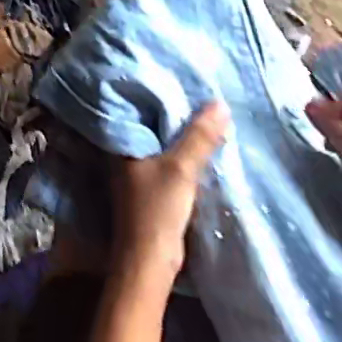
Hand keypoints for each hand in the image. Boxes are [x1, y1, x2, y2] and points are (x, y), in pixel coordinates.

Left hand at [115, 102, 229, 281]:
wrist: (150, 262)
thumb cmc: (157, 210)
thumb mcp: (182, 169)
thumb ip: (200, 137)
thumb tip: (220, 103)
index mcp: (122, 145)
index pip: (137, 108)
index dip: (157, 94)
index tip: (178, 80)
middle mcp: (123, 155)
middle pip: (150, 126)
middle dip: (172, 114)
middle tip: (198, 94)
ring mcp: (134, 173)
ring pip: (160, 144)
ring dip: (178, 135)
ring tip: (204, 115)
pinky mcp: (148, 189)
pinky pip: (166, 161)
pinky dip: (180, 154)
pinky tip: (199, 147)